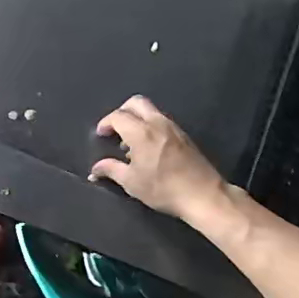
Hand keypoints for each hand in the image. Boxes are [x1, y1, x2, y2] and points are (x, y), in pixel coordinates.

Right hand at [90, 96, 233, 228]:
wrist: (202, 194)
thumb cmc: (164, 189)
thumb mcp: (132, 183)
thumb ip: (111, 170)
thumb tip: (96, 168)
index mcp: (142, 132)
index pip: (118, 116)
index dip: (106, 123)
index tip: (101, 134)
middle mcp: (158, 123)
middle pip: (136, 103)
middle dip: (122, 112)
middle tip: (115, 129)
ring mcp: (174, 127)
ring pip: (151, 111)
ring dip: (137, 120)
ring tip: (130, 144)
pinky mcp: (184, 135)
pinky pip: (162, 122)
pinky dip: (150, 127)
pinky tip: (148, 149)